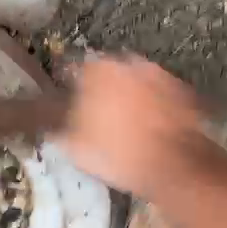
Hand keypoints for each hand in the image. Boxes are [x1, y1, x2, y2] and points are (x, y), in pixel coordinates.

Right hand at [61, 56, 221, 198]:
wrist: (175, 165)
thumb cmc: (117, 154)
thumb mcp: (73, 145)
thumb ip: (55, 123)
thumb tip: (44, 114)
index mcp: (95, 69)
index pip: (73, 72)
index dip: (71, 92)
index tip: (71, 110)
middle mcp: (127, 62)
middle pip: (107, 74)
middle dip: (102, 91)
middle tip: (100, 119)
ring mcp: (158, 73)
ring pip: (135, 83)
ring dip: (130, 97)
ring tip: (129, 126)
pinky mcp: (182, 89)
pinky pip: (159, 95)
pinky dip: (154, 106)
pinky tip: (153, 128)